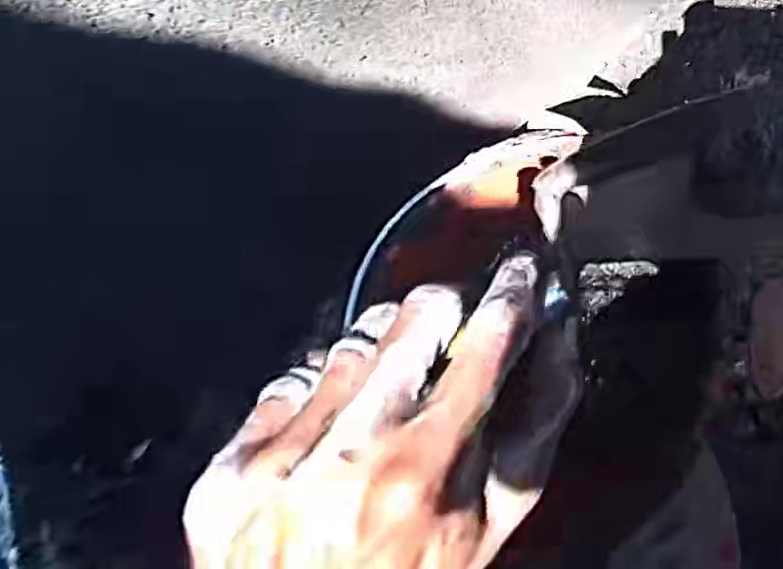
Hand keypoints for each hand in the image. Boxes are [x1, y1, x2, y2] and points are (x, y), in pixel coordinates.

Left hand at [185, 255, 579, 568]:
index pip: (491, 334)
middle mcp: (352, 454)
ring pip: (360, 335)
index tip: (524, 272)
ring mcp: (282, 460)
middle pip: (421, 310)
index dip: (517, 288)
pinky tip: (337, 428)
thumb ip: (542, 414)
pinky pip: (296, 379)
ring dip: (389, 348)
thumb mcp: (503, 511)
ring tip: (394, 392)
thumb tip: (557, 332)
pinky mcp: (225, 475)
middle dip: (452, 307)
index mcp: (428, 467)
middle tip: (457, 328)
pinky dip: (326, 390)